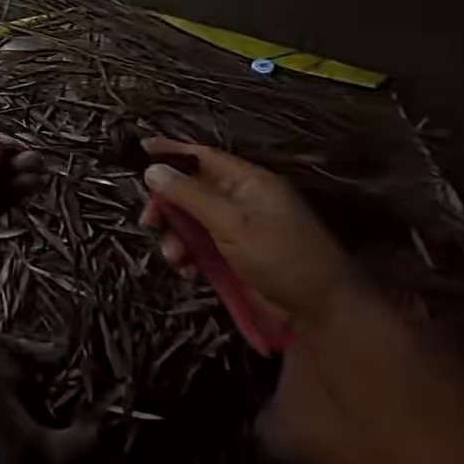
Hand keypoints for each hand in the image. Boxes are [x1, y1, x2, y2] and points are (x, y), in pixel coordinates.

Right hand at [139, 139, 356, 325]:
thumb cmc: (281, 258)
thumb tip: (152, 170)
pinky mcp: (234, 256)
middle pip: (190, 189)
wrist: (321, 315)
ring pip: (190, 221)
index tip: (142, 148)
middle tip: (150, 221)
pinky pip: (199, 246)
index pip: (203, 156)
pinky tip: (187, 270)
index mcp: (247, 183)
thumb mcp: (231, 222)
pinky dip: (187, 255)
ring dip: (175, 236)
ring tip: (174, 256)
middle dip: (167, 204)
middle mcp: (241, 201)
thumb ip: (189, 194)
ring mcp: (238, 230)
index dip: (172, 151)